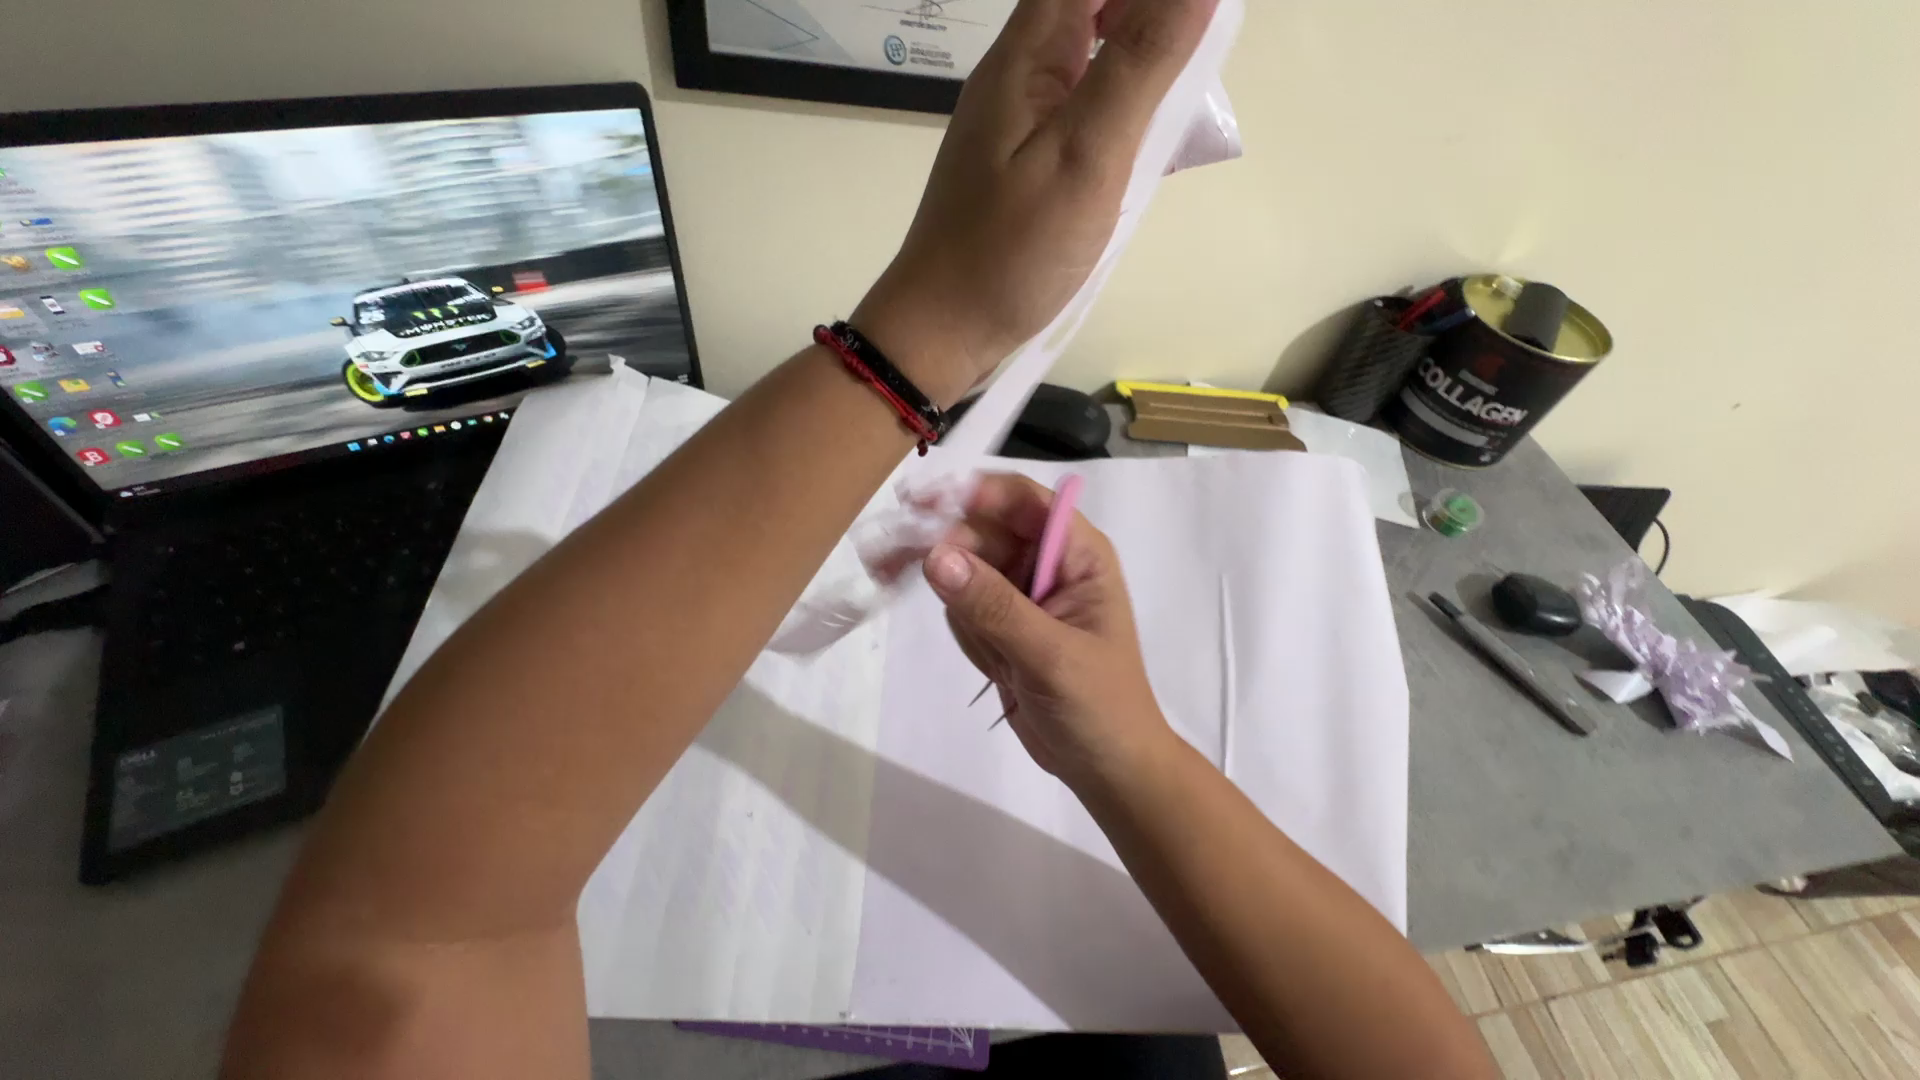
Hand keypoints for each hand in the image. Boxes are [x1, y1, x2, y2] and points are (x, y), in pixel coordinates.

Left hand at [852, 0, 1216, 402]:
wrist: (943, 331)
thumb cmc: (1010, 252)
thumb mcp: (1085, 156)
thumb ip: (1139, 64)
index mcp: (1026, 57)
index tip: (1193, 24)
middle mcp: (1017, 79)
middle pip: (1091, 10)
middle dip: (1150, 25)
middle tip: (1196, 69)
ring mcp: (1017, 128)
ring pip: (1089, 65)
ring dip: (1139, 72)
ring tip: (1181, 113)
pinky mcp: (1023, 170)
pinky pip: (1080, 119)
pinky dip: (1119, 122)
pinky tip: (1145, 156)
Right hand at [921, 474, 1171, 787]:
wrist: (1106, 767)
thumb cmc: (1100, 706)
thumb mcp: (1050, 655)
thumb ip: (993, 606)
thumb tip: (935, 556)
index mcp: (1077, 554)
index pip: (1019, 501)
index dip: (969, 494)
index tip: (915, 504)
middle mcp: (1048, 564)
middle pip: (980, 531)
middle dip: (940, 548)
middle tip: (883, 564)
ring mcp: (1023, 596)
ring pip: (964, 569)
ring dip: (954, 602)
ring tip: (986, 651)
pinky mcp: (1003, 626)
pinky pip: (963, 608)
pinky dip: (965, 632)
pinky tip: (995, 670)